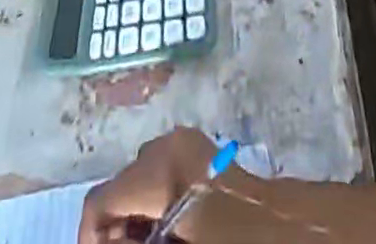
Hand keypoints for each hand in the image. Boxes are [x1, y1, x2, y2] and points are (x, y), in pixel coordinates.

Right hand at [79, 128, 223, 243]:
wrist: (284, 226)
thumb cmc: (230, 237)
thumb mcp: (174, 242)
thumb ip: (133, 243)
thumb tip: (107, 241)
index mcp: (156, 170)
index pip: (99, 201)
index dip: (91, 237)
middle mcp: (164, 144)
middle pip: (120, 188)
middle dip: (116, 227)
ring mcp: (184, 141)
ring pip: (141, 179)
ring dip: (137, 215)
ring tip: (152, 241)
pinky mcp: (199, 147)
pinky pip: (163, 171)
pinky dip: (157, 201)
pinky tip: (170, 228)